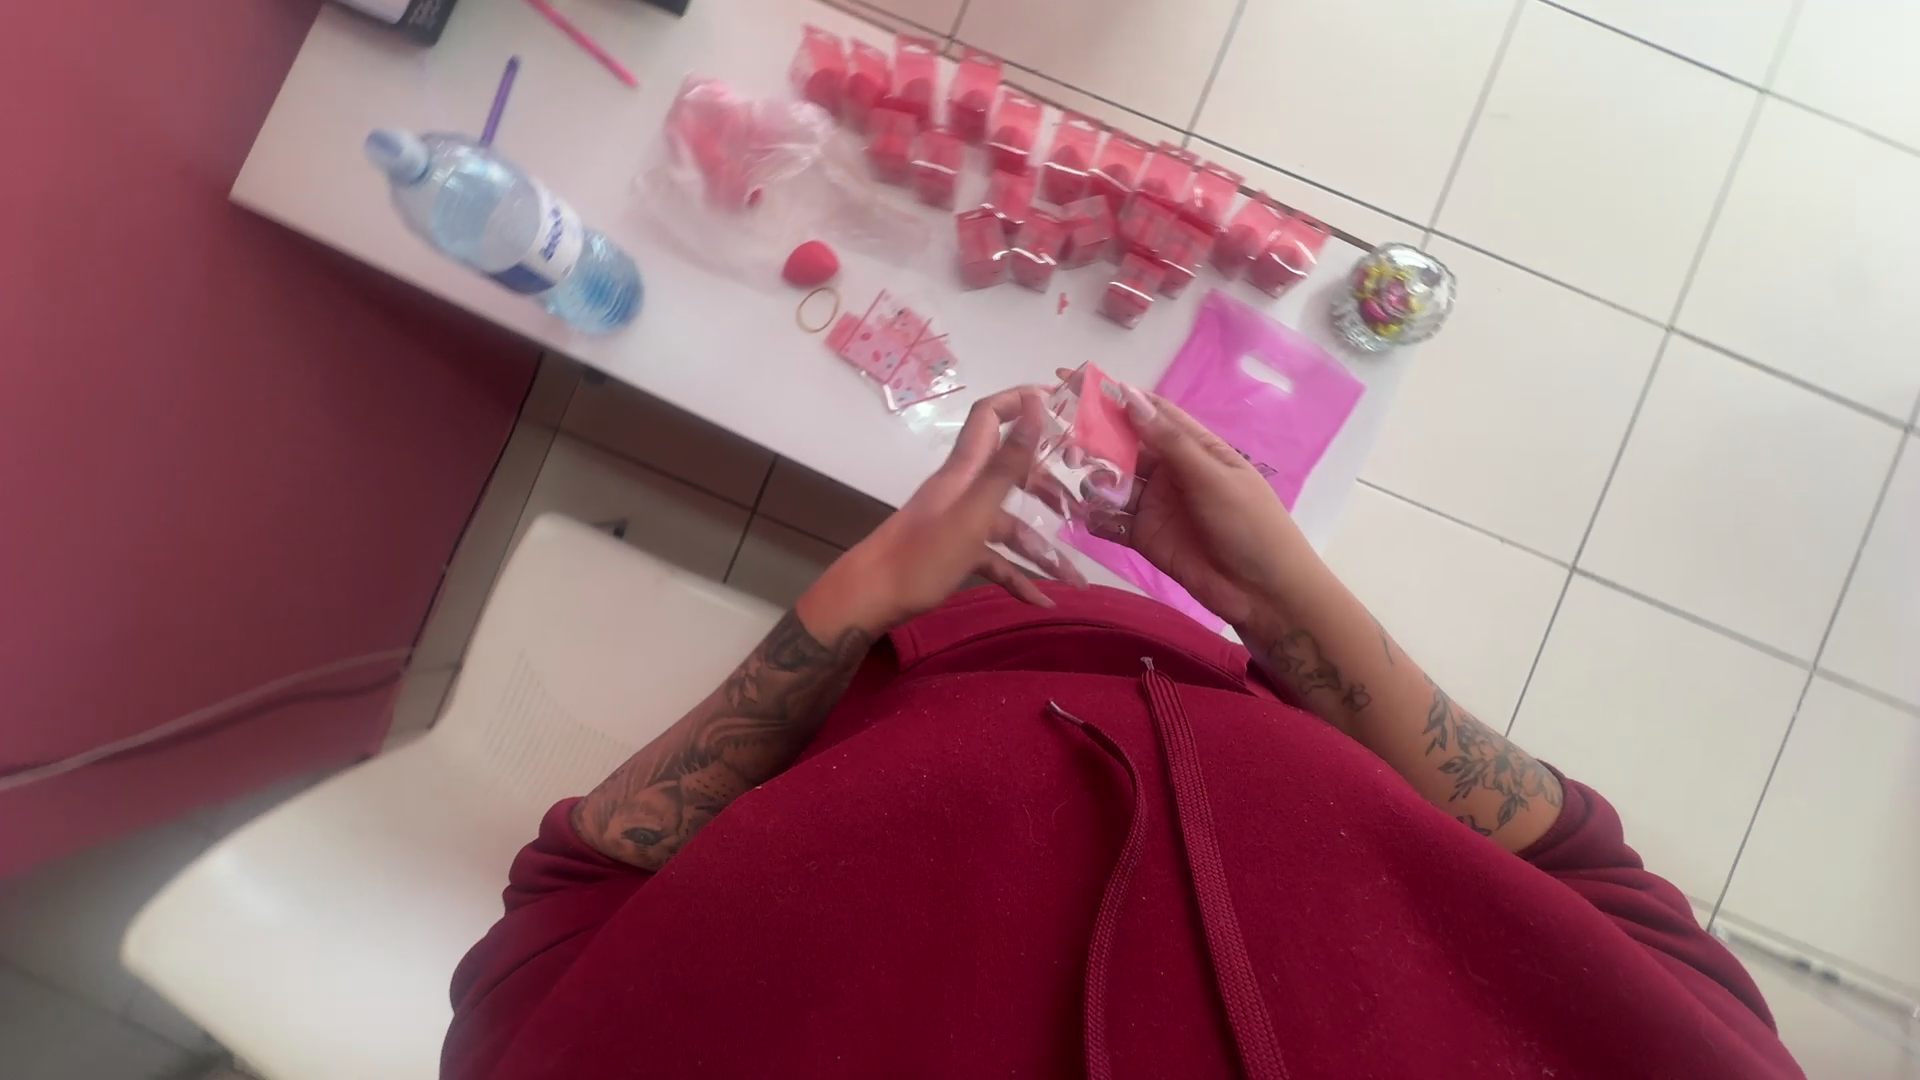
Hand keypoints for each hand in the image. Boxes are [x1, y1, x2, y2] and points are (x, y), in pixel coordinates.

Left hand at [800, 387, 1087, 636]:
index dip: (1020, 401)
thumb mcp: (973, 512)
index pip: (990, 416)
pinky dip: (1019, 578)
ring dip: (1043, 551)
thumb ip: (1006, 464)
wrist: (869, 599)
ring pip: (1010, 526)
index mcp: (966, 471)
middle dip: (1047, 486)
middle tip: (1081, 505)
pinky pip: (997, 559)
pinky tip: (1042, 601)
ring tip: (1074, 578)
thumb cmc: (921, 556)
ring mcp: (961, 524)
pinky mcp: (956, 553)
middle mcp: (965, 490)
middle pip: (1012, 474)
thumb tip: (1035, 406)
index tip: (1060, 404)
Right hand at [1065, 370, 1308, 626]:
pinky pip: (1110, 520)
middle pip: (1122, 445)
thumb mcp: (1211, 477)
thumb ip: (1168, 441)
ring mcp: (1153, 504)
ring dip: (1092, 480)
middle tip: (1063, 438)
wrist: (1263, 592)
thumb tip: (1128, 398)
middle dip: (1093, 438)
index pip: (1148, 411)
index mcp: (1192, 447)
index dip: (1114, 394)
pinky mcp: (1142, 536)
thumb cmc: (1249, 525)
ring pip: (1111, 483)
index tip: (1075, 378)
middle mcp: (1169, 471)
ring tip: (1077, 482)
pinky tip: (1082, 515)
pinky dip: (1094, 517)